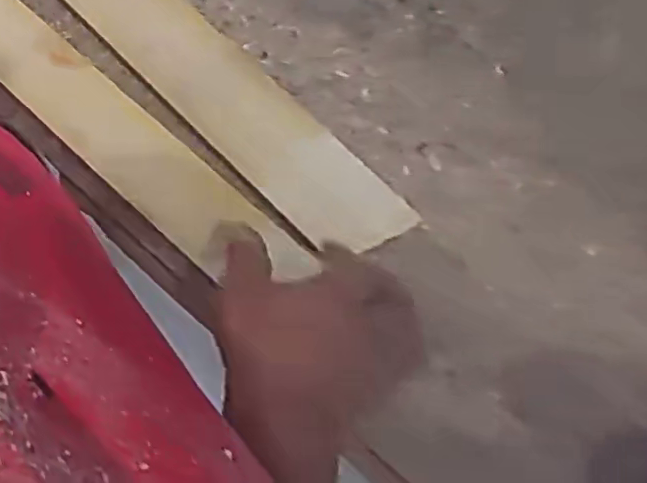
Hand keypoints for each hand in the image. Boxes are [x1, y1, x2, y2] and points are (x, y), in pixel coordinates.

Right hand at [216, 229, 422, 482]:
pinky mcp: (373, 396)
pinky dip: (384, 353)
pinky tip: (360, 352)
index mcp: (341, 294)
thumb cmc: (262, 344)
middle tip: (367, 280)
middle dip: (386, 288)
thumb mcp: (241, 289)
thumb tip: (243, 229)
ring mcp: (376, 364)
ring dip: (395, 323)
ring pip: (405, 338)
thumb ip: (246, 257)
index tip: (327, 250)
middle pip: (399, 304)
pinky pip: (392, 367)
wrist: (284, 417)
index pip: (357, 267)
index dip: (344, 255)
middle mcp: (369, 326)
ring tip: (373, 316)